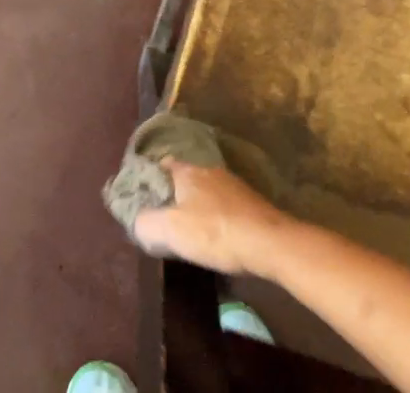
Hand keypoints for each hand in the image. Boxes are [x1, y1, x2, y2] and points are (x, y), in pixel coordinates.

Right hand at [132, 159, 294, 275]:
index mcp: (187, 172)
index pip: (161, 165)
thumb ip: (146, 224)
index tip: (143, 200)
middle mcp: (209, 171)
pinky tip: (218, 237)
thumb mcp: (170, 231)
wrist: (271, 244)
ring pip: (206, 192)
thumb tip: (138, 222)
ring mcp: (234, 185)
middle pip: (184, 179)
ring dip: (197, 207)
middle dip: (174, 196)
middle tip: (165, 219)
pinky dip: (217, 218)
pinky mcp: (252, 203)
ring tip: (191, 231)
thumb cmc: (215, 232)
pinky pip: (225, 206)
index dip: (149, 181)